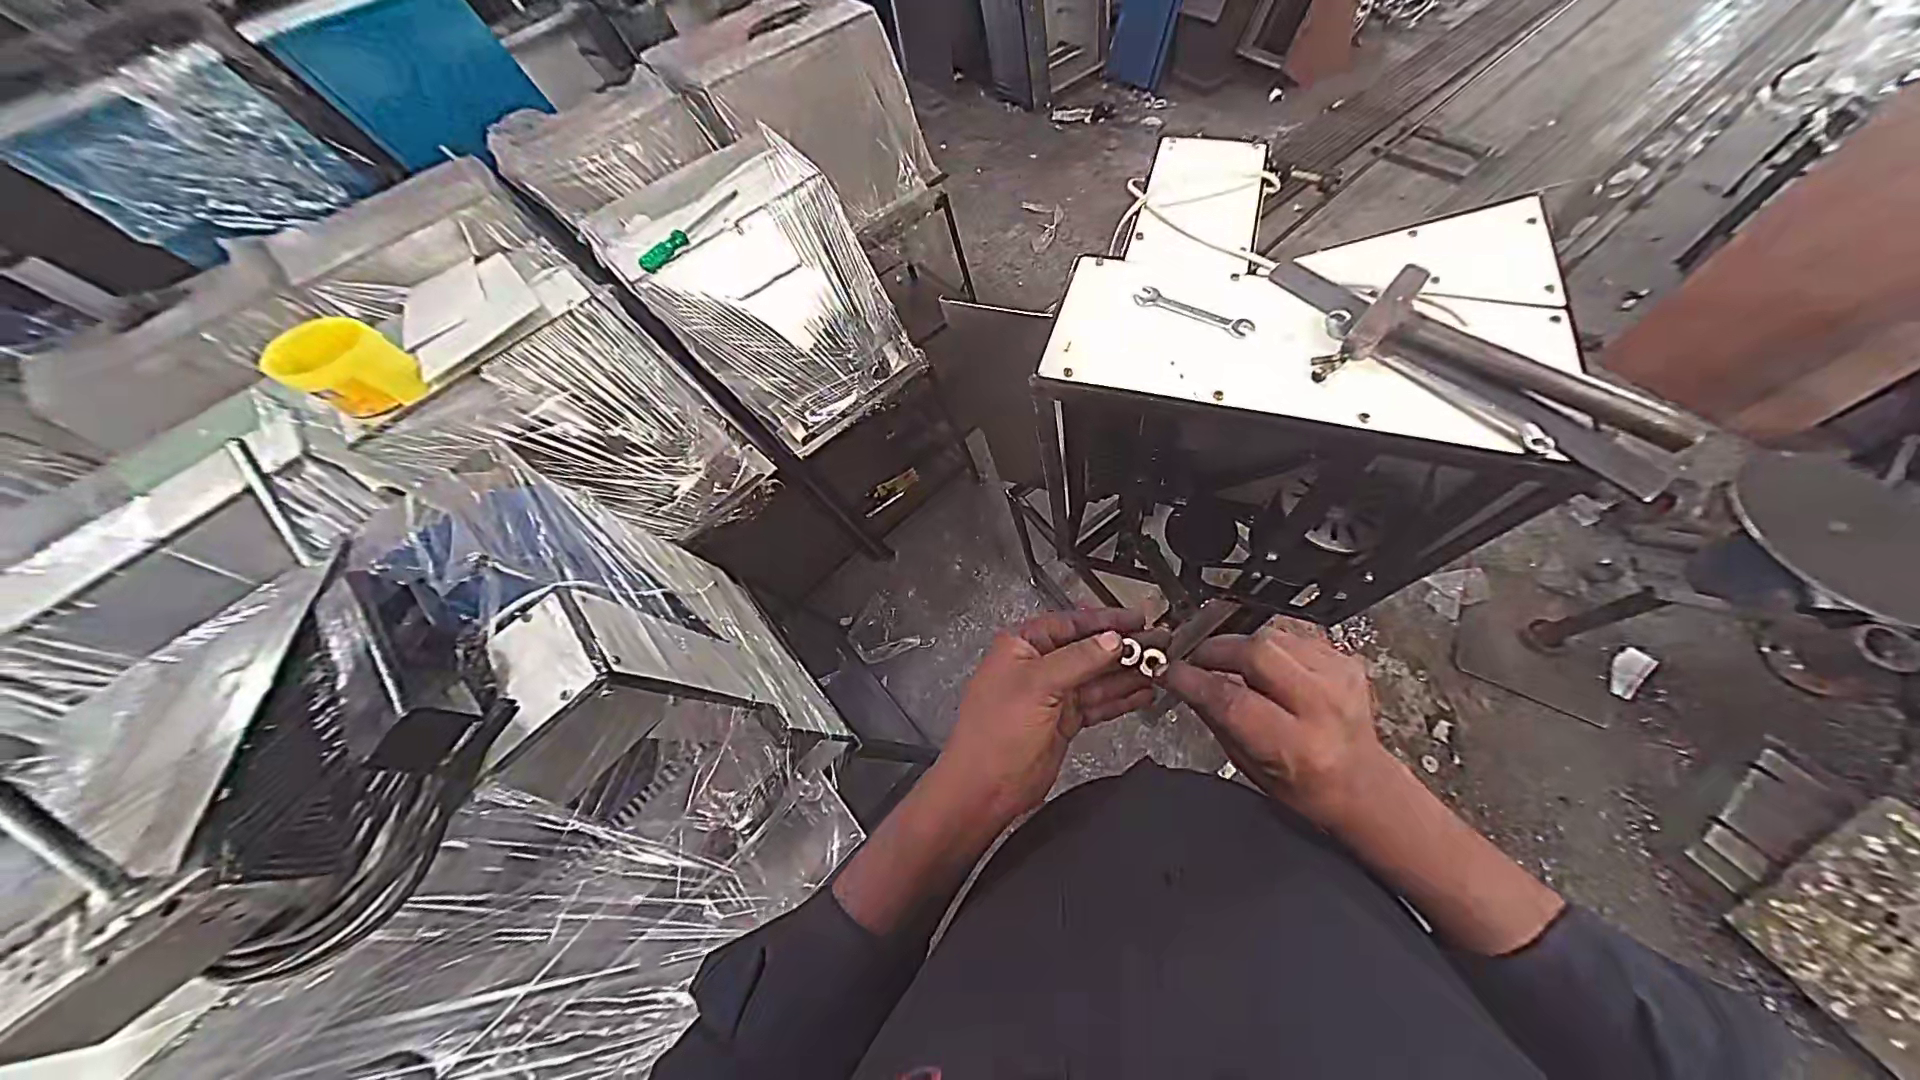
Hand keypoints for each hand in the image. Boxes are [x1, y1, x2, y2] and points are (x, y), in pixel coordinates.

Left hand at [934, 608, 1158, 821]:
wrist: (985, 787)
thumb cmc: (992, 734)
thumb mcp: (1037, 685)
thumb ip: (1078, 659)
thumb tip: (1110, 640)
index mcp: (1021, 647)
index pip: (1070, 624)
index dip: (1104, 621)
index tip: (1134, 620)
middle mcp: (1036, 667)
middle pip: (1088, 649)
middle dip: (1122, 647)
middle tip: (1156, 643)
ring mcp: (1051, 695)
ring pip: (1097, 677)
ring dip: (1127, 672)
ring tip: (1157, 666)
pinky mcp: (1063, 720)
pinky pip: (1097, 703)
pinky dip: (1120, 699)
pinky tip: (1142, 692)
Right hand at [1163, 617, 1393, 825]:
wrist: (1360, 784)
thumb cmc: (1305, 784)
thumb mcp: (1246, 762)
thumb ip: (1214, 717)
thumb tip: (1183, 680)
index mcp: (1295, 746)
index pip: (1231, 698)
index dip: (1191, 679)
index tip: (1171, 672)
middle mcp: (1322, 708)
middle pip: (1255, 653)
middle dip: (1215, 650)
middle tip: (1197, 659)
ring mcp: (1338, 680)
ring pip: (1271, 636)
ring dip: (1239, 646)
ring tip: (1227, 662)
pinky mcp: (1343, 662)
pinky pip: (1291, 636)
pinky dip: (1267, 645)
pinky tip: (1261, 665)